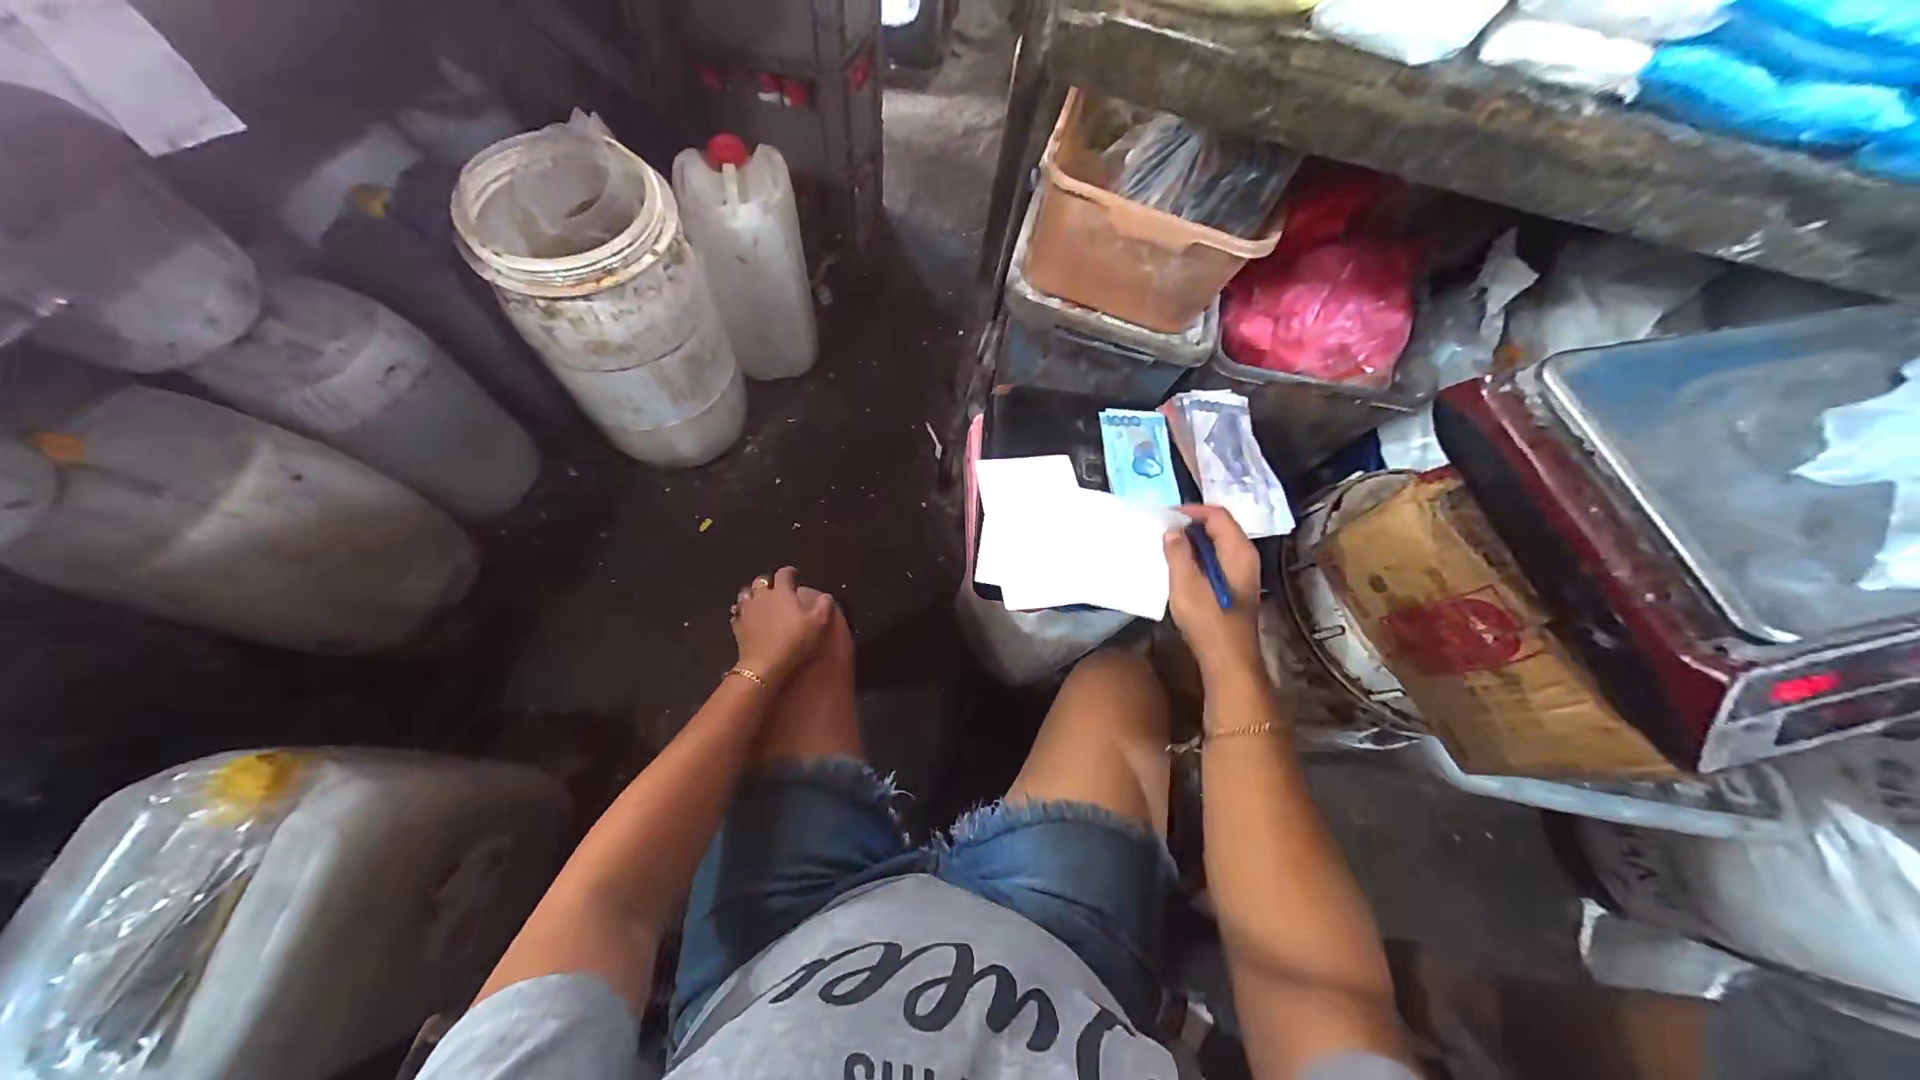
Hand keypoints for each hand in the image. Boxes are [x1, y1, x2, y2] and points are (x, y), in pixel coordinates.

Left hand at [730, 567, 833, 684]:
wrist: (766, 665)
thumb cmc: (795, 641)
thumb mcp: (819, 623)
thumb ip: (824, 605)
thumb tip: (826, 596)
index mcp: (781, 592)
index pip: (784, 573)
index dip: (790, 572)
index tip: (795, 575)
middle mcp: (761, 596)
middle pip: (761, 580)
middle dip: (769, 581)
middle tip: (777, 588)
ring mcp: (747, 610)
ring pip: (745, 593)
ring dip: (753, 593)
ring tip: (760, 599)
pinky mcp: (738, 626)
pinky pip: (738, 613)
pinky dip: (744, 611)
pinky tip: (748, 617)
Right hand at [1165, 505, 1263, 682]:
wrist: (1228, 660)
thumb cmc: (1208, 621)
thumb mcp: (1186, 585)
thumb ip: (1179, 553)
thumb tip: (1173, 530)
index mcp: (1239, 551)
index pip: (1217, 515)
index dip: (1192, 510)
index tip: (1166, 514)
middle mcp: (1245, 557)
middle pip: (1220, 526)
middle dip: (1191, 523)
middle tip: (1163, 528)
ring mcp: (1242, 572)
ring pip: (1217, 544)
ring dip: (1193, 541)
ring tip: (1167, 545)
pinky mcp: (1235, 586)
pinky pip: (1216, 559)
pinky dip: (1198, 556)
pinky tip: (1179, 566)